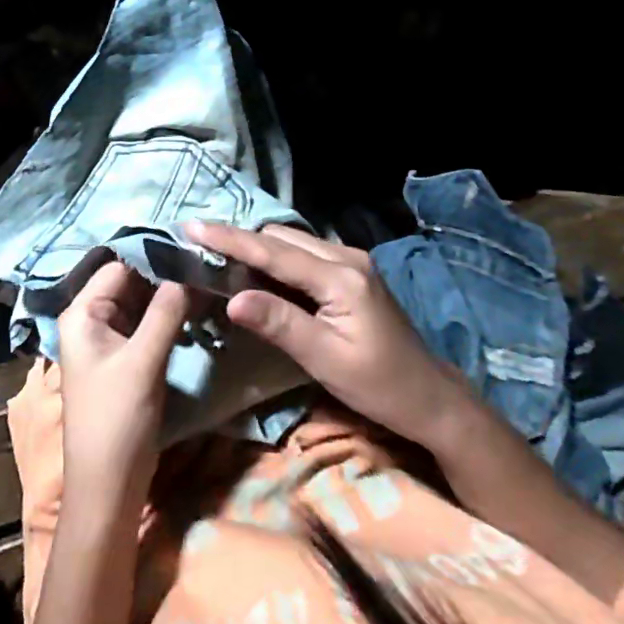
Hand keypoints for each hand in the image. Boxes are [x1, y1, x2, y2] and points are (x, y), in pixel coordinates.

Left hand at [56, 259, 194, 514]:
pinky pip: (150, 324)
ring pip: (145, 303)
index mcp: (83, 312)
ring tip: (212, 280)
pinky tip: (201, 309)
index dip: (156, 254)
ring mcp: (111, 339)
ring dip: (173, 295)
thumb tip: (190, 268)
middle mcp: (93, 319)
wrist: (108, 486)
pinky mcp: (128, 357)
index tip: (197, 247)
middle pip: (133, 282)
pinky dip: (172, 316)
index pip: (121, 265)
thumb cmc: (116, 419)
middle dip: (169, 273)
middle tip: (211, 263)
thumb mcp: (143, 361)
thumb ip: (166, 311)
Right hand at [184, 221, 475, 448]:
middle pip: (282, 238)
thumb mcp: (325, 359)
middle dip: (240, 241)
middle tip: (199, 252)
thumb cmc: (379, 385)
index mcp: (341, 278)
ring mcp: (352, 262)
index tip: (193, 227)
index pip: (274, 252)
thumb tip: (232, 298)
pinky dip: (276, 261)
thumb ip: (279, 323)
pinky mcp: (352, 274)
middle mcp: (347, 257)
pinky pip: (305, 256)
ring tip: (218, 260)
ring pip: (293, 244)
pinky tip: (256, 275)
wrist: (430, 396)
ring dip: (257, 250)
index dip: (230, 240)